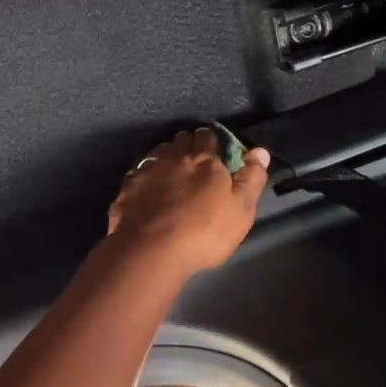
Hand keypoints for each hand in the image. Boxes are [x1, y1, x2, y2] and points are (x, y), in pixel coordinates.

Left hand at [106, 128, 271, 276]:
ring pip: (159, 152)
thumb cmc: (203, 232)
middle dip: (190, 144)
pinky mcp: (126, 187)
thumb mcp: (240, 210)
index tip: (218, 150)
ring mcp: (146, 170)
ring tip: (174, 170)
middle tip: (197, 159)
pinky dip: (147, 174)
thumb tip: (258, 151)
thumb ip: (251, 179)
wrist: (148, 251)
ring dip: (168, 156)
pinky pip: (139, 171)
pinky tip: (149, 186)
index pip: (209, 136)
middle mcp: (172, 157)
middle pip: (182, 140)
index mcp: (203, 159)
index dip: (214, 140)